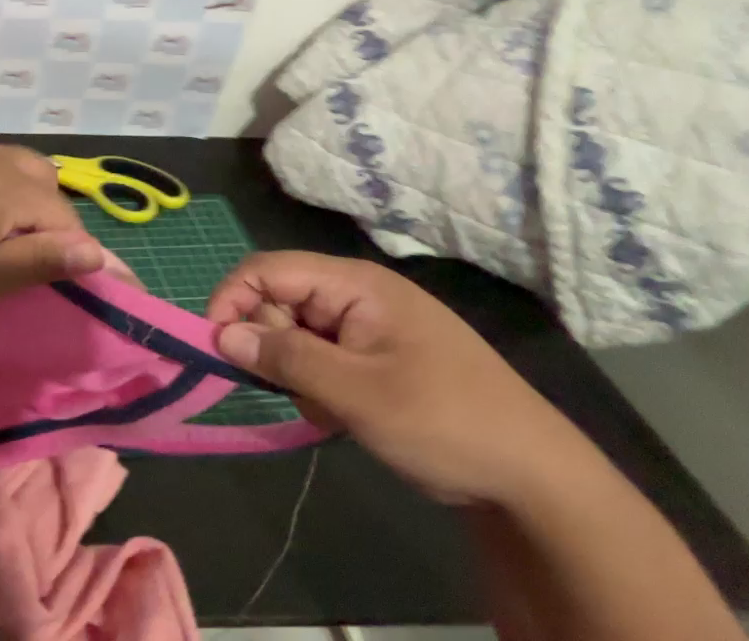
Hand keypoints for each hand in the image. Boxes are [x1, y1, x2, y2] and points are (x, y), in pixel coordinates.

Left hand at [0, 139, 104, 323]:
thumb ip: (41, 262)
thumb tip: (98, 252)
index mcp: (12, 190)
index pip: (70, 224)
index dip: (91, 258)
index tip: (114, 287)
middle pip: (46, 188)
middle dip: (57, 225)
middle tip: (46, 268)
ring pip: (16, 170)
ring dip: (28, 203)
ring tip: (11, 243)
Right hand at [206, 251, 600, 506]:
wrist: (533, 479)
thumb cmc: (445, 422)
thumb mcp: (356, 393)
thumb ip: (284, 358)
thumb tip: (219, 335)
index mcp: (357, 285)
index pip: (268, 268)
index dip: (232, 299)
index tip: (215, 347)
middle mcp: (359, 296)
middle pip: (279, 300)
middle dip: (270, 344)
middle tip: (296, 389)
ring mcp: (369, 329)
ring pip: (295, 335)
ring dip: (296, 374)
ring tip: (329, 409)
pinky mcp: (376, 360)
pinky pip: (320, 360)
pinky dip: (318, 388)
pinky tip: (343, 417)